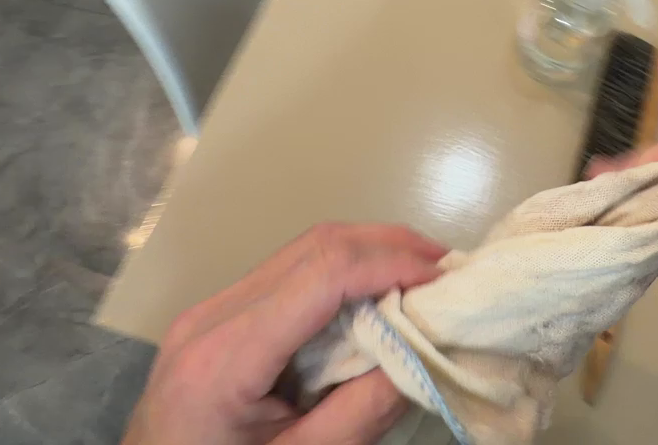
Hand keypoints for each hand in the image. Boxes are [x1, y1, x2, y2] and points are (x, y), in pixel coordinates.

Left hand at [122, 223, 445, 444]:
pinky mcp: (218, 315)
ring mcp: (211, 310)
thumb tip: (427, 351)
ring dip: (369, 250)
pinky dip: (343, 269)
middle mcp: (212, 315)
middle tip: (446, 265)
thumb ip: (362, 412)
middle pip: (316, 245)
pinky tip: (374, 290)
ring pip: (306, 247)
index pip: (322, 274)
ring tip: (421, 271)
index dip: (389, 263)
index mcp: (224, 357)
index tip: (443, 278)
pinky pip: (291, 270)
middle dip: (389, 245)